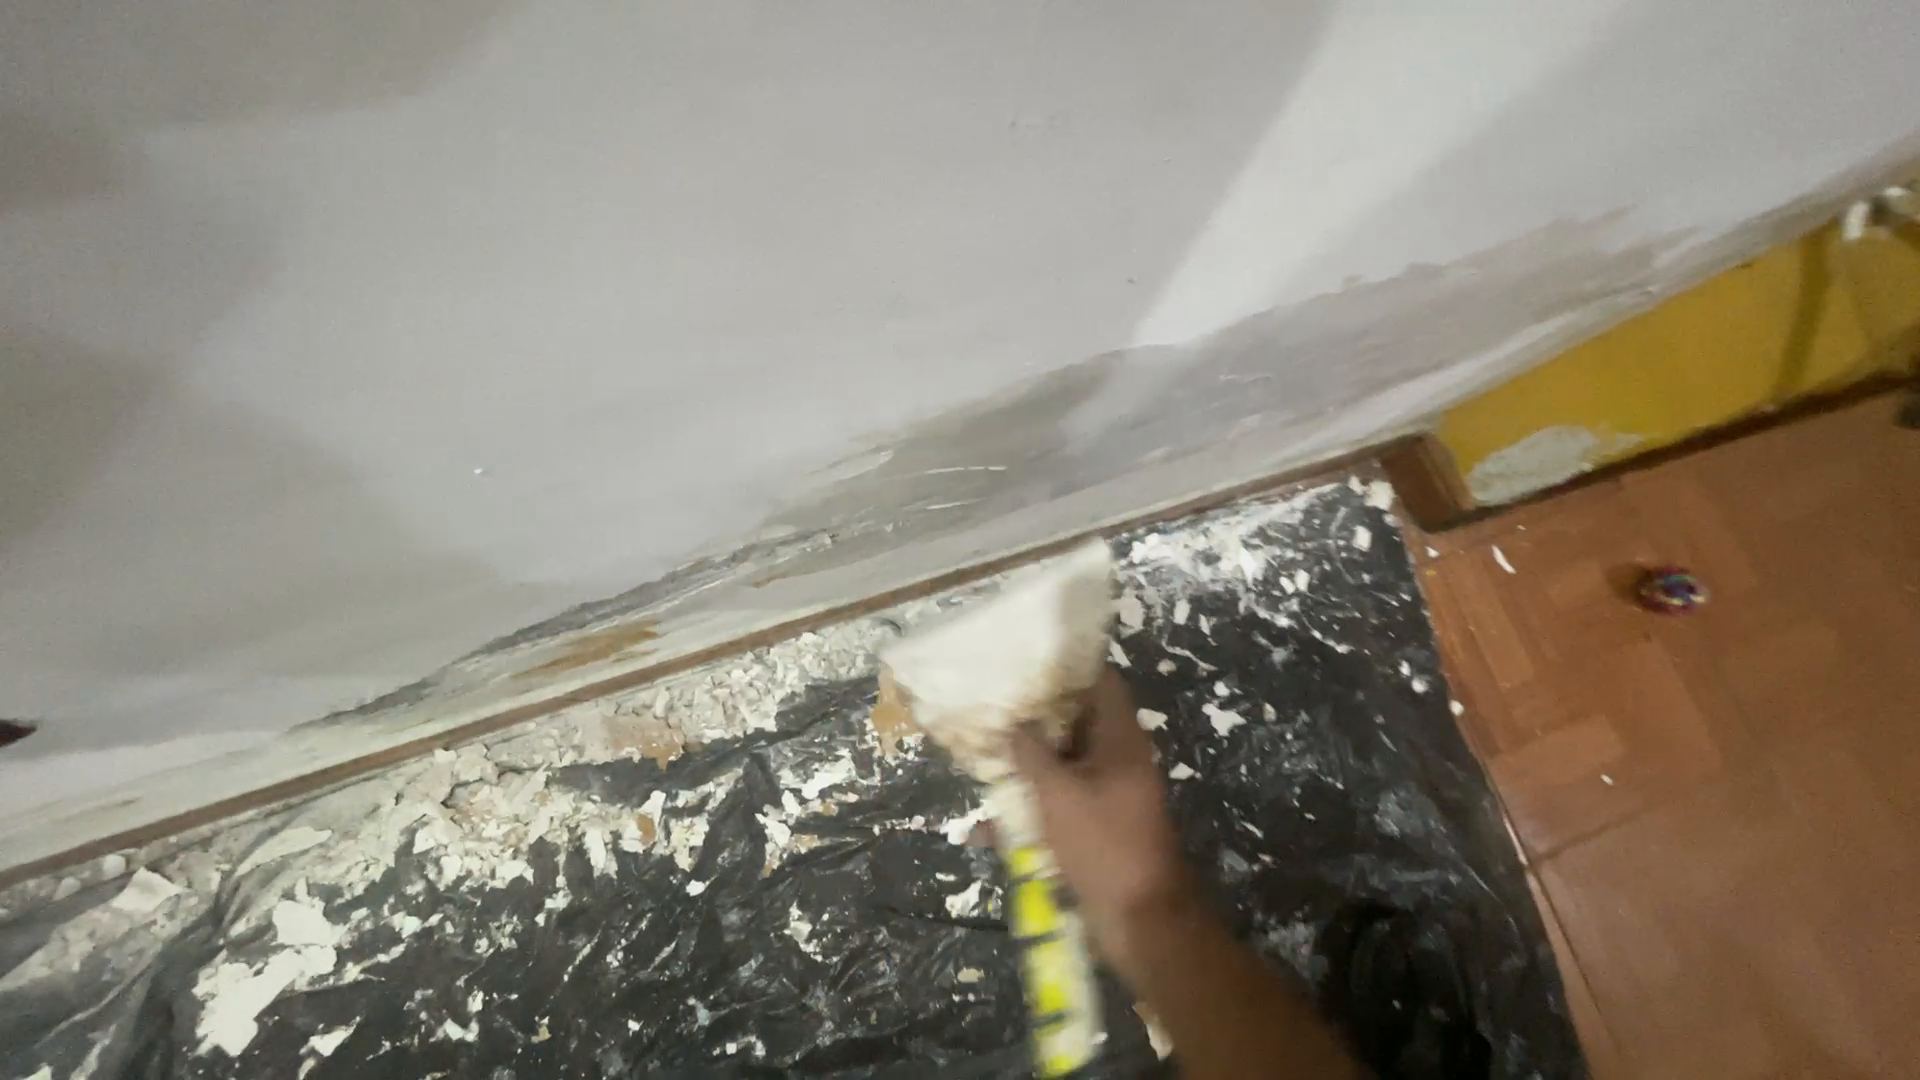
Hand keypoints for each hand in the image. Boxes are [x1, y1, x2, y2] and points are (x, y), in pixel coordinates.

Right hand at [1008, 667, 1196, 983]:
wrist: (1141, 919)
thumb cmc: (1102, 842)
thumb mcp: (1058, 792)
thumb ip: (1031, 754)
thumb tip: (1012, 726)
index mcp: (1120, 738)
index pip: (1102, 682)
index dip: (1069, 667)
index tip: (1029, 661)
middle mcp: (1117, 758)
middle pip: (1076, 722)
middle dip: (1034, 720)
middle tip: (993, 710)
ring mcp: (1108, 793)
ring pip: (1062, 766)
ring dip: (1025, 769)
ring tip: (982, 764)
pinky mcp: (1096, 826)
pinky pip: (1059, 806)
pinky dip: (1029, 813)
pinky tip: (988, 831)